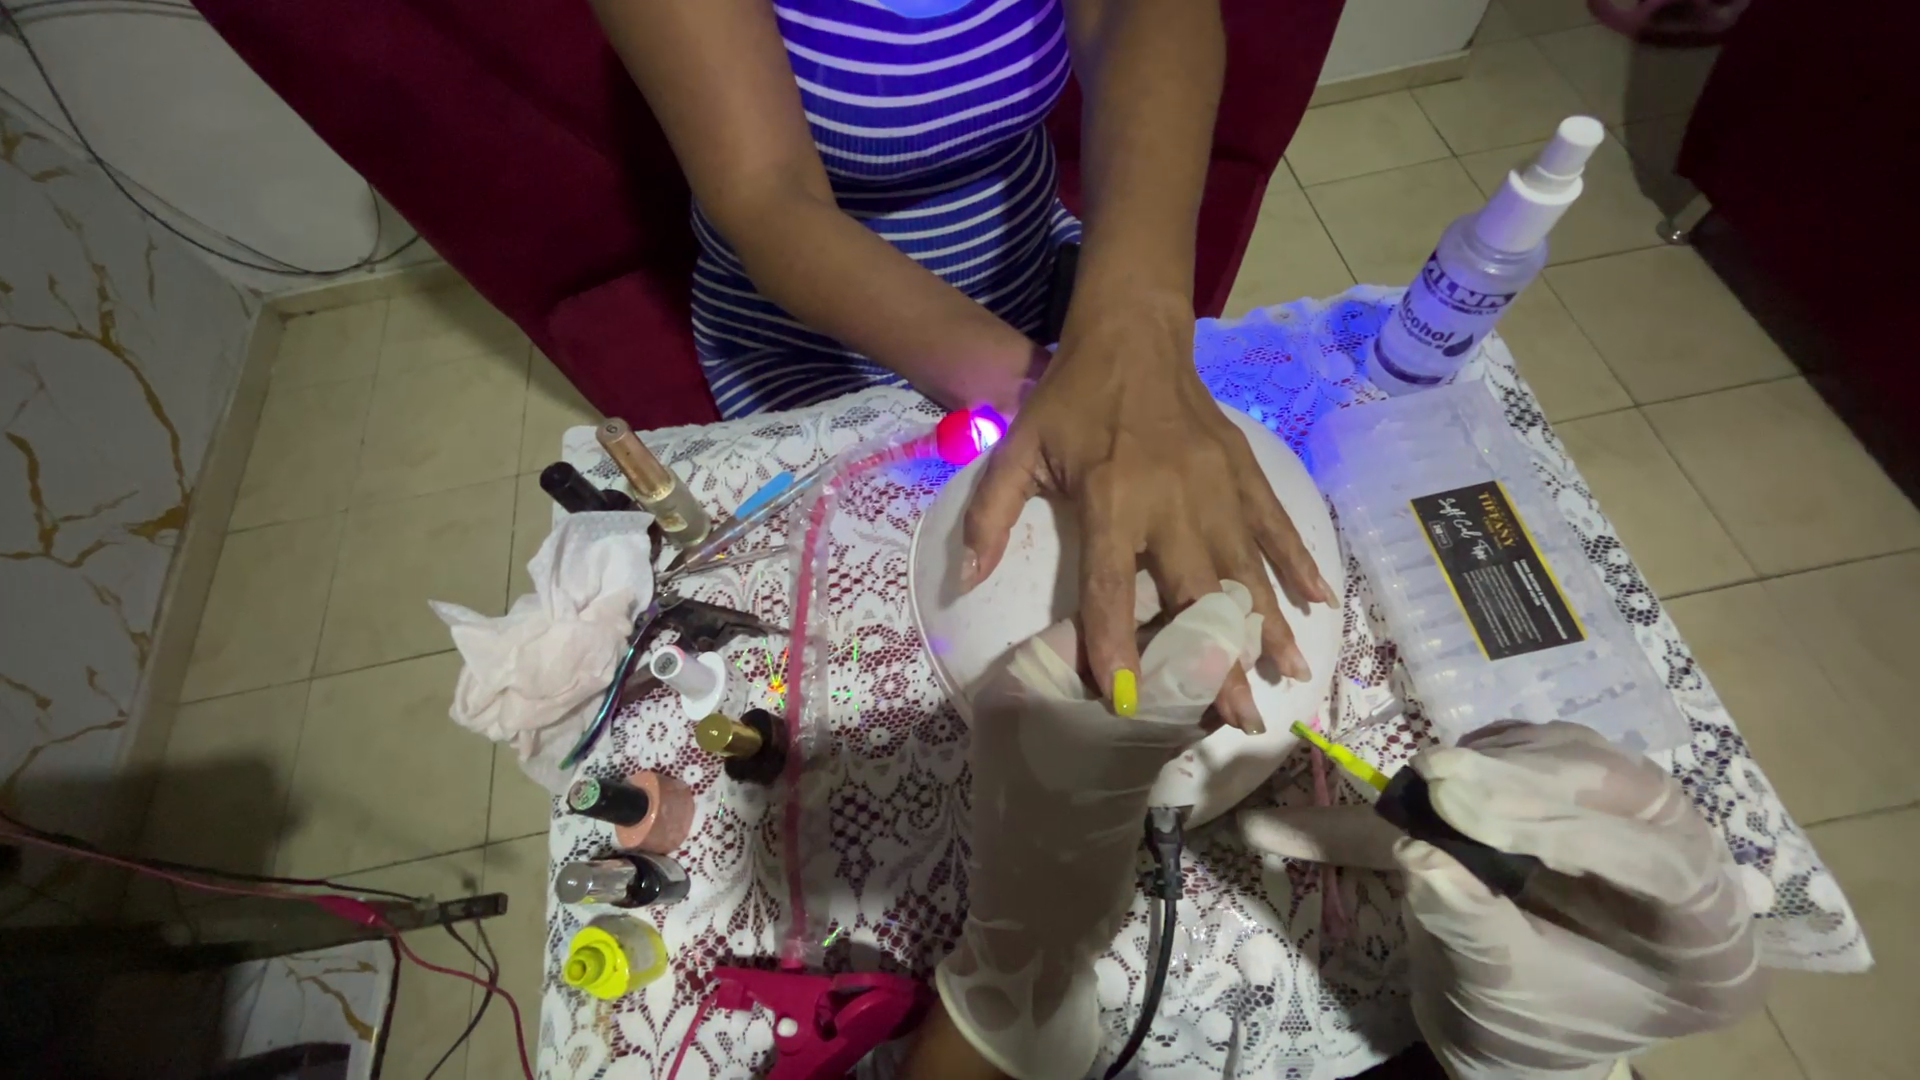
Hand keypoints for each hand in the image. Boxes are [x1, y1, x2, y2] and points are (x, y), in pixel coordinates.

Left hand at [935, 586, 1259, 1079]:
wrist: (1045, 924)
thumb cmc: (1064, 829)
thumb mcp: (1118, 753)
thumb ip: (1170, 694)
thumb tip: (1225, 634)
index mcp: (1022, 679)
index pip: (1090, 623)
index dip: (1149, 614)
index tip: (1208, 606)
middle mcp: (1035, 694)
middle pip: (1111, 654)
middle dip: (1171, 651)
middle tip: (1233, 641)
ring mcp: (1057, 729)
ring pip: (1126, 690)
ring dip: (1177, 686)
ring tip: (1235, 676)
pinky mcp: (1082, 760)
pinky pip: (1127, 724)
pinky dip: (1167, 719)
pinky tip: (1214, 713)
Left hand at [958, 288, 1333, 731]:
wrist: (1133, 336)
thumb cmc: (1070, 400)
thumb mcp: (1017, 449)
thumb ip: (990, 515)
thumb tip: (966, 582)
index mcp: (1112, 496)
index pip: (1111, 585)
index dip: (1117, 644)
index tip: (1128, 699)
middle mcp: (1172, 499)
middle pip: (1195, 591)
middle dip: (1216, 658)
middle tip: (1237, 717)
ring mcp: (1217, 485)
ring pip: (1246, 568)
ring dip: (1267, 627)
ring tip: (1286, 677)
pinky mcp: (1244, 470)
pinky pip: (1276, 525)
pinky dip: (1298, 564)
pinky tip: (1318, 604)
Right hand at [1243, 722, 1766, 1078]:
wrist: (1499, 1020)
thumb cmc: (1514, 1023)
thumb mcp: (1493, 991)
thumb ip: (1467, 925)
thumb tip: (1419, 856)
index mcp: (1705, 945)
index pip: (1656, 861)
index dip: (1553, 822)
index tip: (1450, 799)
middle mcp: (1683, 867)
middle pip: (1621, 788)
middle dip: (1522, 774)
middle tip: (1433, 772)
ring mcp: (1621, 820)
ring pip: (1570, 756)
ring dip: (1494, 760)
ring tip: (1427, 780)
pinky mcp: (1561, 793)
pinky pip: (1525, 753)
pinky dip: (1475, 758)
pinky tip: (1435, 778)